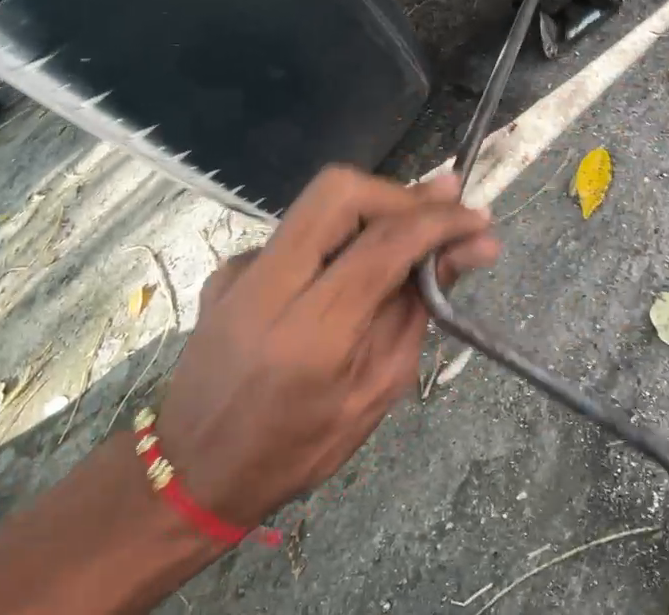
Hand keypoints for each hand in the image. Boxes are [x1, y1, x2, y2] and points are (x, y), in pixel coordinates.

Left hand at [152, 167, 498, 528]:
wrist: (189, 476)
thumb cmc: (298, 448)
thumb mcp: (378, 388)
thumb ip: (421, 308)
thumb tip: (473, 246)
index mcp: (310, 333)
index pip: (386, 242)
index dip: (442, 221)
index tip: (479, 221)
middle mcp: (266, 287)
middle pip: (341, 191)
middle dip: (401, 194)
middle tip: (440, 218)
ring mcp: (240, 272)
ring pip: (320, 203)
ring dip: (376, 211)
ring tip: (412, 241)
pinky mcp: (230, 270)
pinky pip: (301, 233)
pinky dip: (341, 240)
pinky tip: (353, 274)